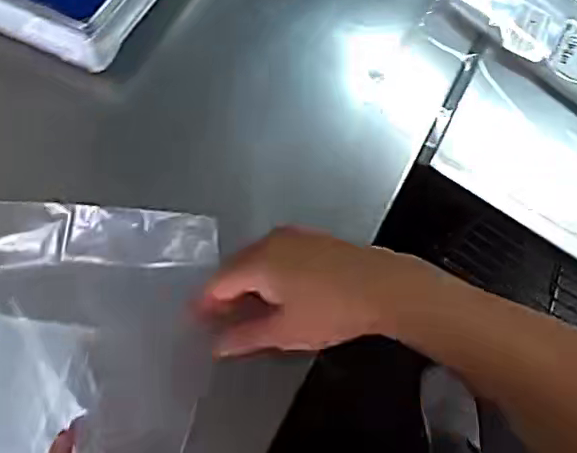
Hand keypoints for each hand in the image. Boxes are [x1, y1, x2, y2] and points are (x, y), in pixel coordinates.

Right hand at [193, 226, 439, 356]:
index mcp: (260, 259)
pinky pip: (278, 252)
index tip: (197, 323)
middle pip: (237, 265)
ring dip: (248, 282)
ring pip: (258, 258)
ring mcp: (296, 234)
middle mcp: (274, 239)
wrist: (379, 284)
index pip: (219, 280)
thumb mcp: (282, 331)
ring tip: (246, 312)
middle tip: (217, 321)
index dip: (204, 304)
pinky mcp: (313, 238)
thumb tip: (218, 341)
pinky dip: (268, 272)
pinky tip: (275, 293)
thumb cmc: (329, 308)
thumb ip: (244, 336)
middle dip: (225, 292)